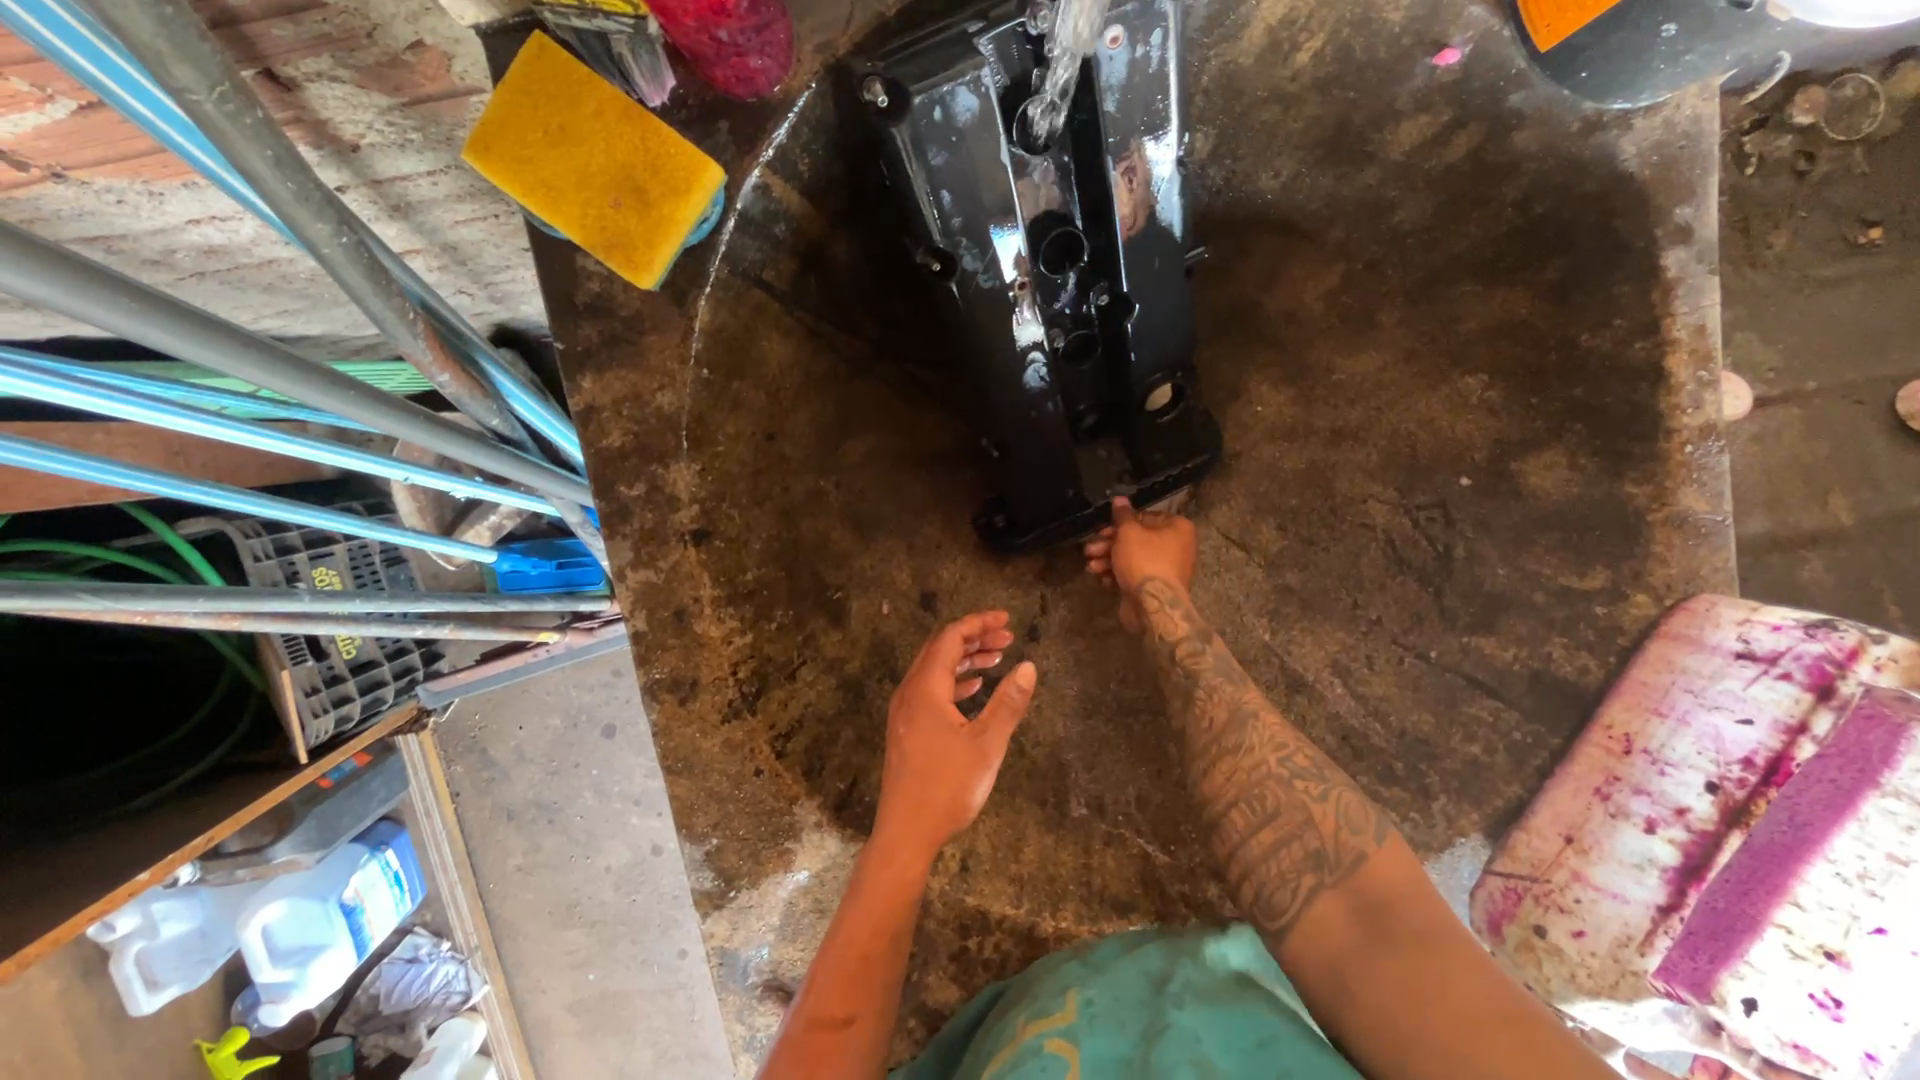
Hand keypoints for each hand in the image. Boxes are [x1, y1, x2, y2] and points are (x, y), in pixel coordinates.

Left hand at [873, 611, 1037, 862]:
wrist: (906, 833)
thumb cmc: (948, 787)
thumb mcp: (987, 745)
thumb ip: (1008, 703)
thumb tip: (1029, 666)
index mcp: (925, 689)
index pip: (950, 638)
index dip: (978, 624)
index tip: (1007, 620)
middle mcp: (909, 693)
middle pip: (939, 650)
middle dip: (973, 638)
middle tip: (1007, 638)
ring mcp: (904, 713)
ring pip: (934, 670)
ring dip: (964, 660)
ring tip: (997, 659)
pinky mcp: (906, 730)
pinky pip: (930, 691)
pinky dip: (954, 682)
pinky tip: (974, 689)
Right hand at [1083, 496, 1197, 630]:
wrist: (1153, 605)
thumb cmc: (1143, 561)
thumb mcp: (1128, 533)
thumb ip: (1122, 515)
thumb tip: (1120, 498)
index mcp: (1177, 528)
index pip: (1145, 517)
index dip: (1121, 523)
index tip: (1103, 529)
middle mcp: (1176, 546)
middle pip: (1137, 539)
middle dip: (1109, 544)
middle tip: (1090, 549)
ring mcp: (1166, 569)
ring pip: (1132, 558)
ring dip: (1108, 560)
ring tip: (1091, 567)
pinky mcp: (1156, 587)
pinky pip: (1135, 575)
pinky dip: (1118, 575)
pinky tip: (1102, 579)